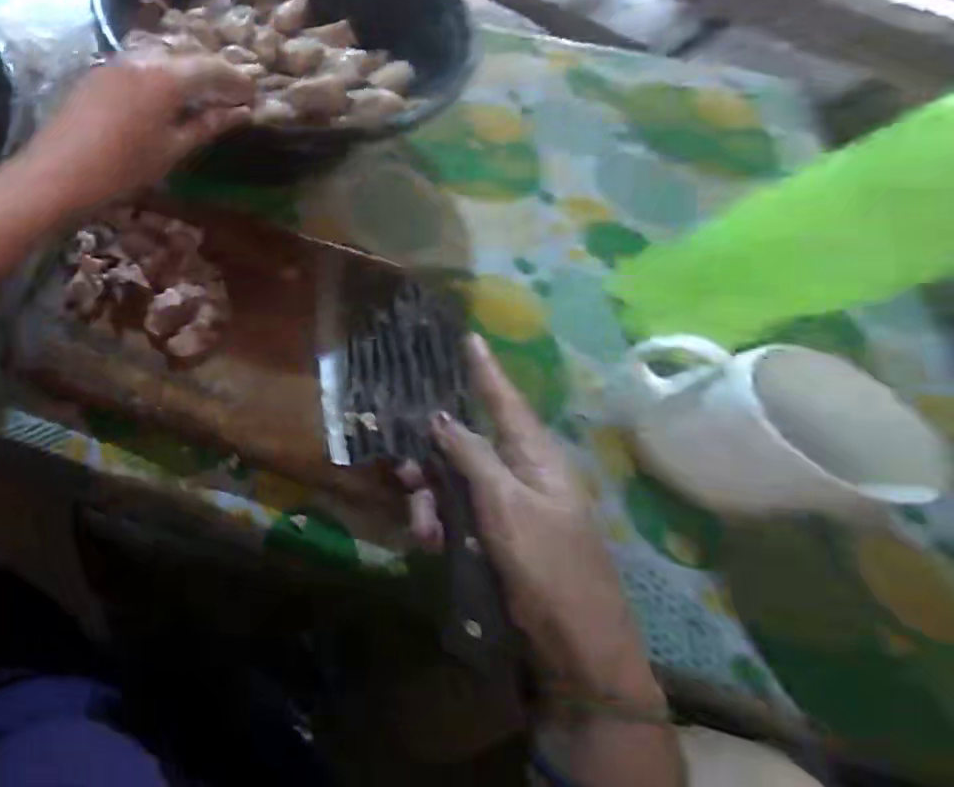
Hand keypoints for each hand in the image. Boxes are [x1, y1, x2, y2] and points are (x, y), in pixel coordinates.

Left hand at [21, 49, 254, 212]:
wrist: (51, 178)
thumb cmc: (118, 170)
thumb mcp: (169, 152)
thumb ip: (206, 126)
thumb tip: (239, 113)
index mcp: (167, 75)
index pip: (214, 68)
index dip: (237, 82)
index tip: (252, 96)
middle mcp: (141, 58)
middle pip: (185, 58)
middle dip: (209, 75)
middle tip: (225, 97)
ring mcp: (112, 65)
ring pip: (157, 60)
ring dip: (179, 75)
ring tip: (191, 100)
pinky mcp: (92, 77)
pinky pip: (133, 69)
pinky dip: (153, 79)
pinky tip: (154, 102)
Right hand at [432, 335, 662, 709]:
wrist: (576, 643)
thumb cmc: (548, 565)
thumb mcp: (506, 505)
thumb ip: (471, 455)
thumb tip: (441, 415)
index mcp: (537, 461)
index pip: (506, 403)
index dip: (486, 372)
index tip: (470, 338)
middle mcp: (522, 475)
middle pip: (461, 445)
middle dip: (428, 461)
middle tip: (405, 476)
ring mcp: (510, 505)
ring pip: (449, 480)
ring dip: (428, 503)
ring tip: (426, 533)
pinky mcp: (497, 531)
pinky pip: (453, 511)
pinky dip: (437, 524)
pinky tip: (433, 545)